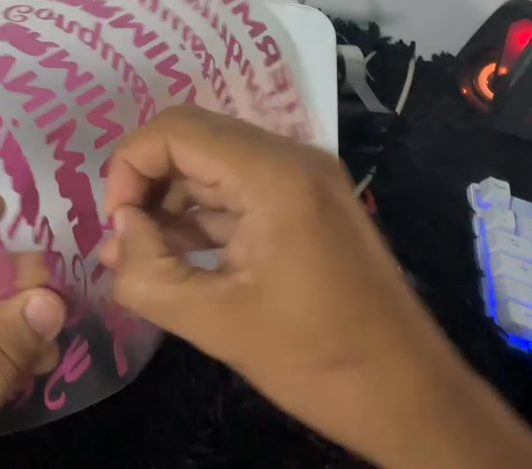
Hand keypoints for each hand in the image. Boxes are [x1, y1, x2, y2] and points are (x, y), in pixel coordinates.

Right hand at [99, 106, 531, 468]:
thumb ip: (146, 271)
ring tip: (138, 254)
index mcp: (272, 174)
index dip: (129, 166)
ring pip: (210, 161)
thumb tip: (115, 235)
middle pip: (191, 138)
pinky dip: (201, 213)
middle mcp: (290, 157)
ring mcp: (303, 177)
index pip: (174, 130)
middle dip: (146, 183)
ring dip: (170, 200)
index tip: (117, 225)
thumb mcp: (216, 321)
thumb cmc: (318, 362)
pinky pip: (236, 186)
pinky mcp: (307, 201)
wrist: (416, 402)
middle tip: (123, 238)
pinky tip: (175, 254)